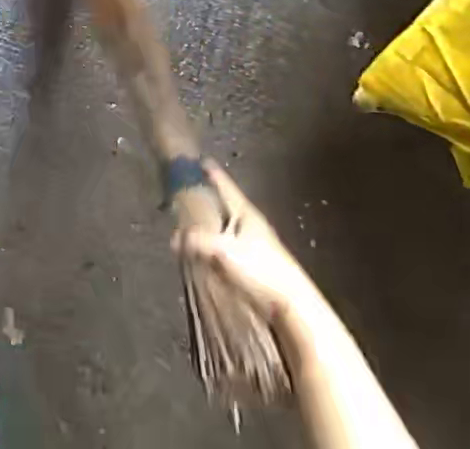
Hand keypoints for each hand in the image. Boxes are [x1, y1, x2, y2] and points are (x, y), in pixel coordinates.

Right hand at [173, 160, 332, 336]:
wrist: (295, 308)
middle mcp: (252, 224)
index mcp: (246, 213)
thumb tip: (174, 237)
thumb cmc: (261, 272)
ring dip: (213, 222)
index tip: (200, 160)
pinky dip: (217, 242)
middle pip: (226, 204)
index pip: (226, 186)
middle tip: (190, 192)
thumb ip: (197, 242)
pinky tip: (208, 252)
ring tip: (194, 223)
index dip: (212, 173)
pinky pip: (230, 244)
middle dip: (210, 198)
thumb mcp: (224, 252)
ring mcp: (257, 244)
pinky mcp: (257, 264)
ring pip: (228, 225)